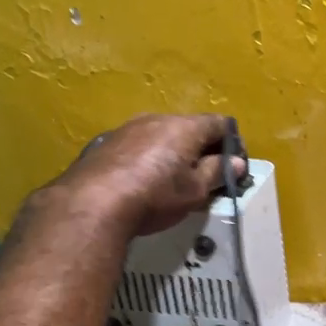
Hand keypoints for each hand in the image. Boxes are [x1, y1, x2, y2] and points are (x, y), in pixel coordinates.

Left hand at [49, 114, 245, 233]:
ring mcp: (126, 128)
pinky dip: (144, 158)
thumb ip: (217, 172)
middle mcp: (157, 119)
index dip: (233, 143)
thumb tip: (236, 162)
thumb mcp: (194, 191)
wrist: (89, 206)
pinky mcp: (103, 143)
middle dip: (200, 148)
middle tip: (204, 175)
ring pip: (160, 135)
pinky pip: (135, 145)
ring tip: (169, 180)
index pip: (222, 124)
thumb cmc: (154, 196)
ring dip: (170, 152)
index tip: (234, 166)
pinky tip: (139, 183)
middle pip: (189, 127)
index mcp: (186, 127)